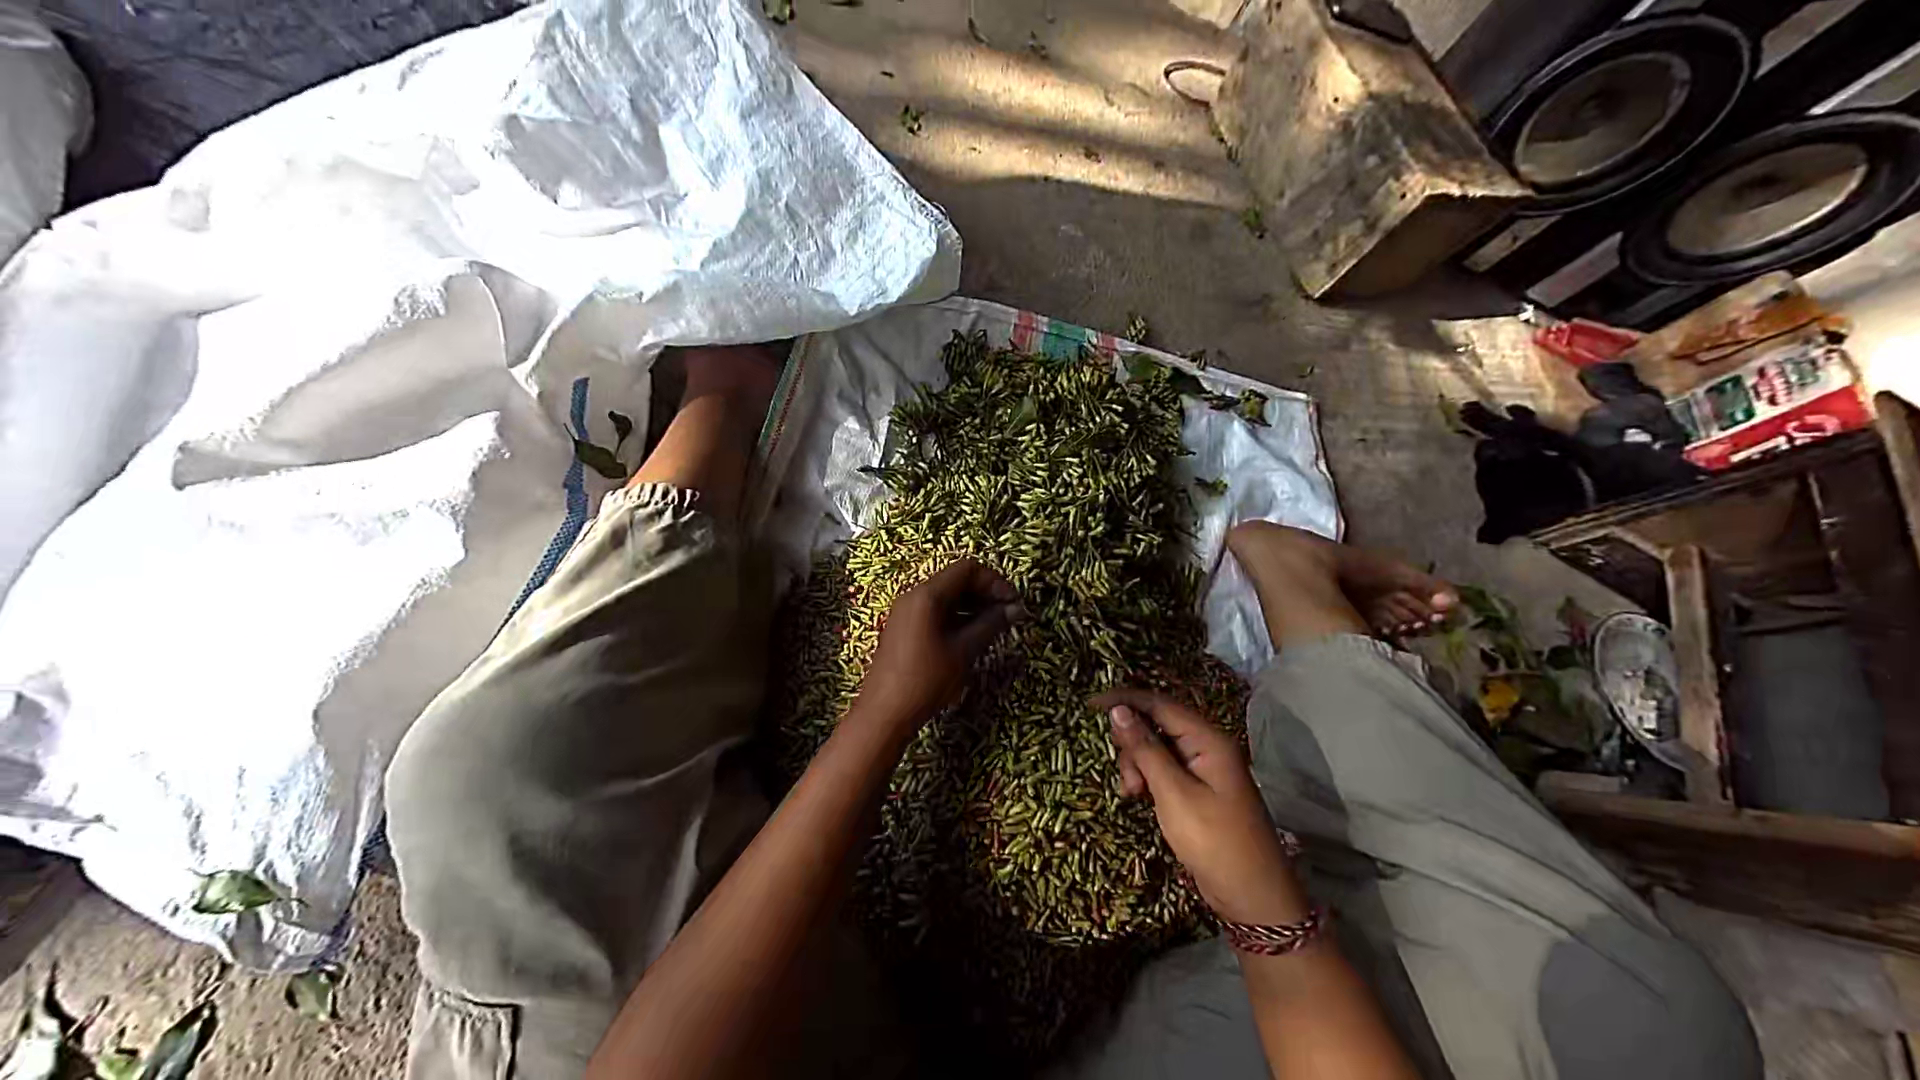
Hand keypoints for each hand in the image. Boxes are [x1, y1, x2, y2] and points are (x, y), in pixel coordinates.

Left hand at [855, 558, 1022, 731]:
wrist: (884, 713)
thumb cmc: (926, 680)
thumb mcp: (964, 651)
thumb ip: (991, 624)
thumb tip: (1015, 609)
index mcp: (927, 595)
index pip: (967, 569)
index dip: (995, 582)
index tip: (1012, 603)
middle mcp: (914, 596)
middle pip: (956, 580)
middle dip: (985, 594)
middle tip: (1008, 616)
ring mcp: (906, 612)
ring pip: (947, 597)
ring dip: (973, 607)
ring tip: (994, 629)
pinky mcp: (904, 628)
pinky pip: (935, 612)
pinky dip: (957, 618)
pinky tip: (972, 638)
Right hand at [1091, 688, 1306, 925]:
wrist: (1253, 898)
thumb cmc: (1214, 842)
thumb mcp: (1173, 794)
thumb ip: (1145, 749)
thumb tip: (1117, 710)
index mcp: (1208, 740)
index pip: (1159, 704)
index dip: (1124, 700)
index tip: (1090, 706)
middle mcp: (1206, 747)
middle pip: (1157, 725)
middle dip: (1132, 743)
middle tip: (1125, 777)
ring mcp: (1203, 769)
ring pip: (1157, 748)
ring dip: (1137, 764)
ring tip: (1132, 794)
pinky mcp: (1197, 790)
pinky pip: (1164, 769)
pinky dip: (1147, 778)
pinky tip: (1138, 796)